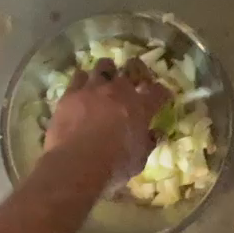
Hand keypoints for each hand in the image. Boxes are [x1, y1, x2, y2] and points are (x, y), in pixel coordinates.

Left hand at [45, 58, 168, 183]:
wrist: (77, 163)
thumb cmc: (114, 165)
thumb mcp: (139, 160)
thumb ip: (147, 143)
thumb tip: (155, 134)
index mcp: (141, 107)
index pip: (158, 92)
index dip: (162, 92)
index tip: (163, 96)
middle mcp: (119, 91)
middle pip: (132, 69)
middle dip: (136, 70)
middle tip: (135, 75)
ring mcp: (94, 89)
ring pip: (103, 66)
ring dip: (107, 70)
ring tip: (106, 75)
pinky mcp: (71, 93)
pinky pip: (78, 77)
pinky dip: (83, 79)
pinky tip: (82, 86)